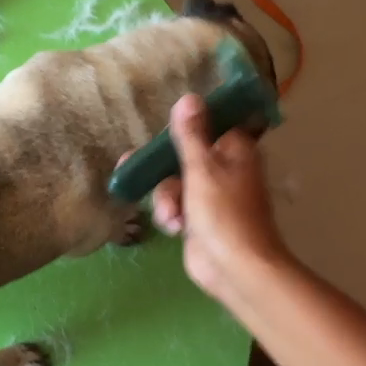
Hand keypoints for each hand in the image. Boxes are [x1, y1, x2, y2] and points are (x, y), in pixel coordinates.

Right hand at [150, 93, 287, 298]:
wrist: (235, 268)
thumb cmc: (223, 213)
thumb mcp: (201, 169)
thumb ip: (190, 135)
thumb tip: (189, 97)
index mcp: (234, 149)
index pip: (204, 125)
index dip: (180, 130)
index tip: (158, 139)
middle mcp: (224, 167)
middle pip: (181, 155)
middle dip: (161, 170)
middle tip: (131, 166)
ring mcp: (211, 194)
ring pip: (173, 182)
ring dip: (166, 199)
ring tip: (173, 217)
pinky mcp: (199, 217)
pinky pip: (175, 205)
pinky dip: (171, 214)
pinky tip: (175, 228)